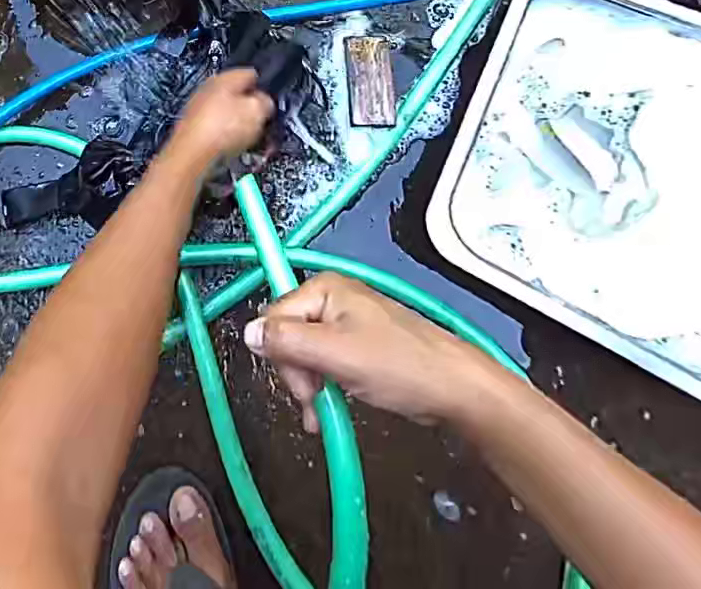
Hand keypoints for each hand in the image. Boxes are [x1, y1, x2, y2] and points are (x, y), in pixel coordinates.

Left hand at [168, 68, 273, 164]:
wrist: (191, 158)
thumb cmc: (219, 130)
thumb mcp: (258, 111)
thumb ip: (265, 102)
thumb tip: (265, 104)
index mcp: (223, 78)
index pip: (251, 74)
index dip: (265, 89)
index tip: (270, 102)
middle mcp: (207, 91)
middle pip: (238, 97)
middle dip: (251, 111)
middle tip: (261, 124)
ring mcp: (197, 112)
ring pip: (227, 117)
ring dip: (240, 129)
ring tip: (249, 142)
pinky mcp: (193, 132)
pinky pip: (217, 133)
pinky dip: (226, 141)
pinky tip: (233, 151)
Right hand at [243, 273, 496, 431]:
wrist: (452, 388)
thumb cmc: (401, 364)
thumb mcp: (337, 353)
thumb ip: (289, 341)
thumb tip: (248, 332)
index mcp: (324, 289)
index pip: (274, 317)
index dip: (280, 353)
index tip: (299, 383)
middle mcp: (331, 299)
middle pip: (286, 334)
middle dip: (295, 373)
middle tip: (314, 399)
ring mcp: (344, 322)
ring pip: (302, 352)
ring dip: (307, 384)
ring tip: (321, 411)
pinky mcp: (354, 345)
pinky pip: (321, 362)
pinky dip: (320, 386)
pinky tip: (327, 408)